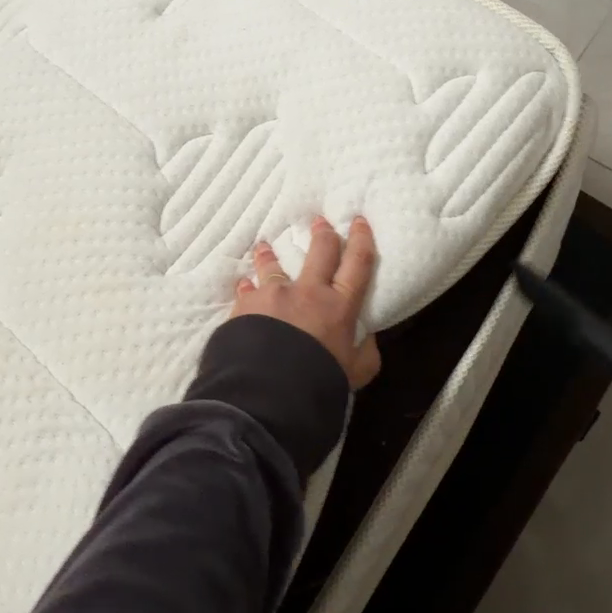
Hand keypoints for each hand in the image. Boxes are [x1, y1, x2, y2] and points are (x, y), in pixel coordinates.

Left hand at [234, 217, 382, 388]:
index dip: (361, 239)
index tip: (359, 221)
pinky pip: (247, 290)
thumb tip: (369, 336)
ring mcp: (275, 295)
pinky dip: (246, 287)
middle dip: (322, 233)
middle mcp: (309, 292)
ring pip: (274, 266)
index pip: (357, 264)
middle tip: (319, 221)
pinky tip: (242, 284)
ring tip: (264, 246)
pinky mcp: (247, 305)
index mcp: (340, 307)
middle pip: (320, 252)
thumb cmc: (318, 382)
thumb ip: (366, 354)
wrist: (269, 391)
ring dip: (270, 255)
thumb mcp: (355, 375)